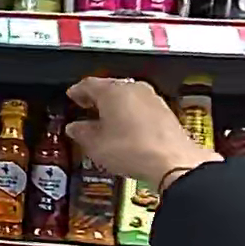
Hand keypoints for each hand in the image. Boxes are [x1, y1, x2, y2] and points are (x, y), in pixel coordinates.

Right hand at [64, 77, 220, 188]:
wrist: (171, 162)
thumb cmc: (134, 149)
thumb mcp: (95, 144)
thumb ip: (81, 132)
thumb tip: (75, 128)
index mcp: (112, 91)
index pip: (88, 83)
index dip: (77, 90)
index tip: (72, 95)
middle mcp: (133, 89)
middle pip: (109, 87)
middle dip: (96, 97)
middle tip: (85, 106)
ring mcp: (152, 99)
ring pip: (126, 96)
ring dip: (114, 106)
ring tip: (104, 121)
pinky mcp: (164, 112)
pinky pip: (140, 108)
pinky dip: (129, 115)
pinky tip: (125, 130)